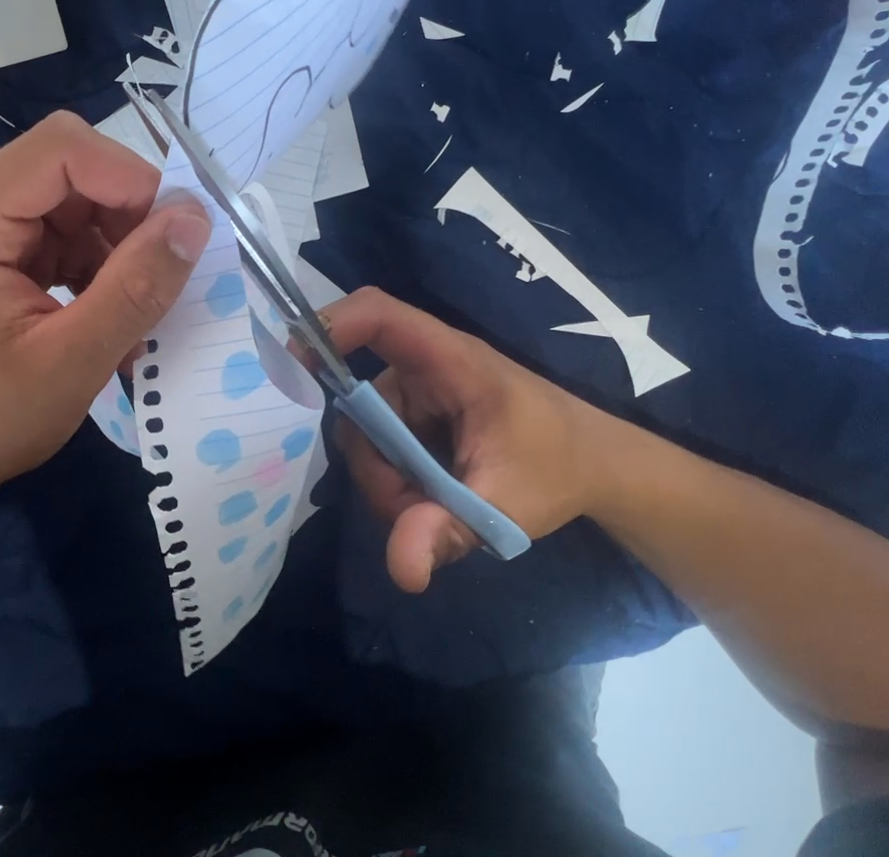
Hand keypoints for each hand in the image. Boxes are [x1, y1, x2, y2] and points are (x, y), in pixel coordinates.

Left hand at [0, 111, 211, 565]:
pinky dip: (99, 261)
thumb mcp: (72, 361)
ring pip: (73, 197)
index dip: (130, 177)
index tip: (177, 233)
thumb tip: (194, 220)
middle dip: (127, 209)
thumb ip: (134, 288)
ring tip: (139, 302)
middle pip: (68, 166)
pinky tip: (112, 309)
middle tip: (163, 269)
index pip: (62, 150)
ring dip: (118, 239)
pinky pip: (62, 231)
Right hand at [318, 287, 648, 591]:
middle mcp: (425, 367)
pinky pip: (379, 442)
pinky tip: (426, 500)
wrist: (596, 465)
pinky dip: (392, 478)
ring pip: (366, 430)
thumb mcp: (506, 507)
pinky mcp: (416, 414)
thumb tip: (400, 572)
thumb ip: (449, 531)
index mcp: (452, 362)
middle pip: (359, 398)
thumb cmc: (558, 468)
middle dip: (371, 463)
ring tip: (430, 512)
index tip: (292, 366)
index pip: (380, 316)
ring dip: (384, 479)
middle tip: (409, 510)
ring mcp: (418, 392)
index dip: (329, 326)